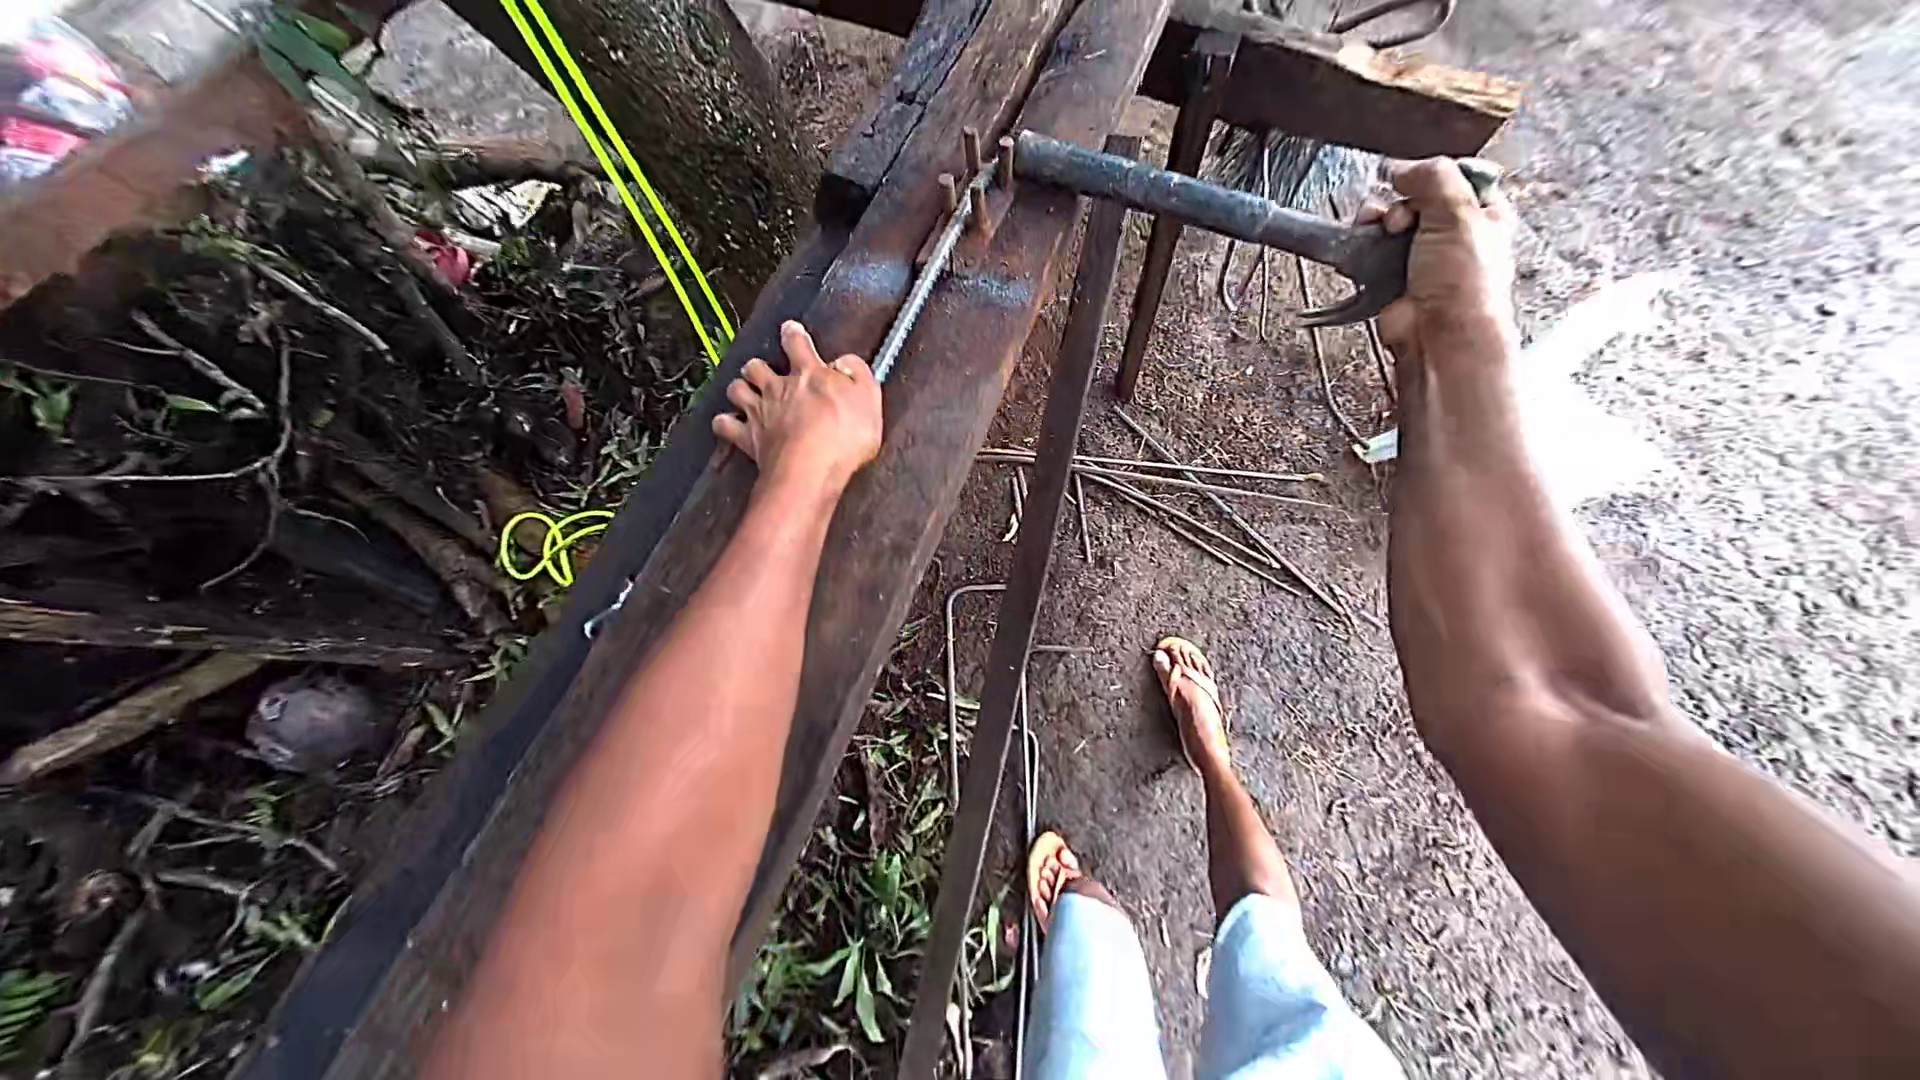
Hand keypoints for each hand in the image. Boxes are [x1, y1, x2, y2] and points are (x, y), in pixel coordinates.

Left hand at [712, 320, 882, 491]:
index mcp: (809, 375)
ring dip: (739, 388)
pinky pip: (725, 425)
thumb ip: (858, 374)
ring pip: (737, 389)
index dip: (793, 334)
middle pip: (757, 367)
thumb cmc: (843, 436)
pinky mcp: (749, 438)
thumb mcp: (868, 399)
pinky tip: (726, 424)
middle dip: (758, 366)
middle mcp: (779, 388)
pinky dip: (724, 423)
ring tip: (744, 392)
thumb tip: (847, 361)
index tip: (791, 330)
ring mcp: (760, 412)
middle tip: (763, 371)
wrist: (812, 467)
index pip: (797, 344)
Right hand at [1361, 159, 1518, 364]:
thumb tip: (1400, 166)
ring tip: (1371, 232)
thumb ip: (1433, 178)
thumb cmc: (1464, 281)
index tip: (1414, 183)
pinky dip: (1360, 251)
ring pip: (1389, 228)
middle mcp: (1451, 235)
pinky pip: (1370, 256)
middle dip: (1397, 204)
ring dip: (1375, 225)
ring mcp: (1419, 259)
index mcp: (1483, 213)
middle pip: (1415, 201)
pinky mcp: (1391, 280)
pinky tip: (1358, 252)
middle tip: (1395, 219)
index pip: (1454, 179)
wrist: (1438, 333)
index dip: (1430, 178)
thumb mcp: (1459, 212)